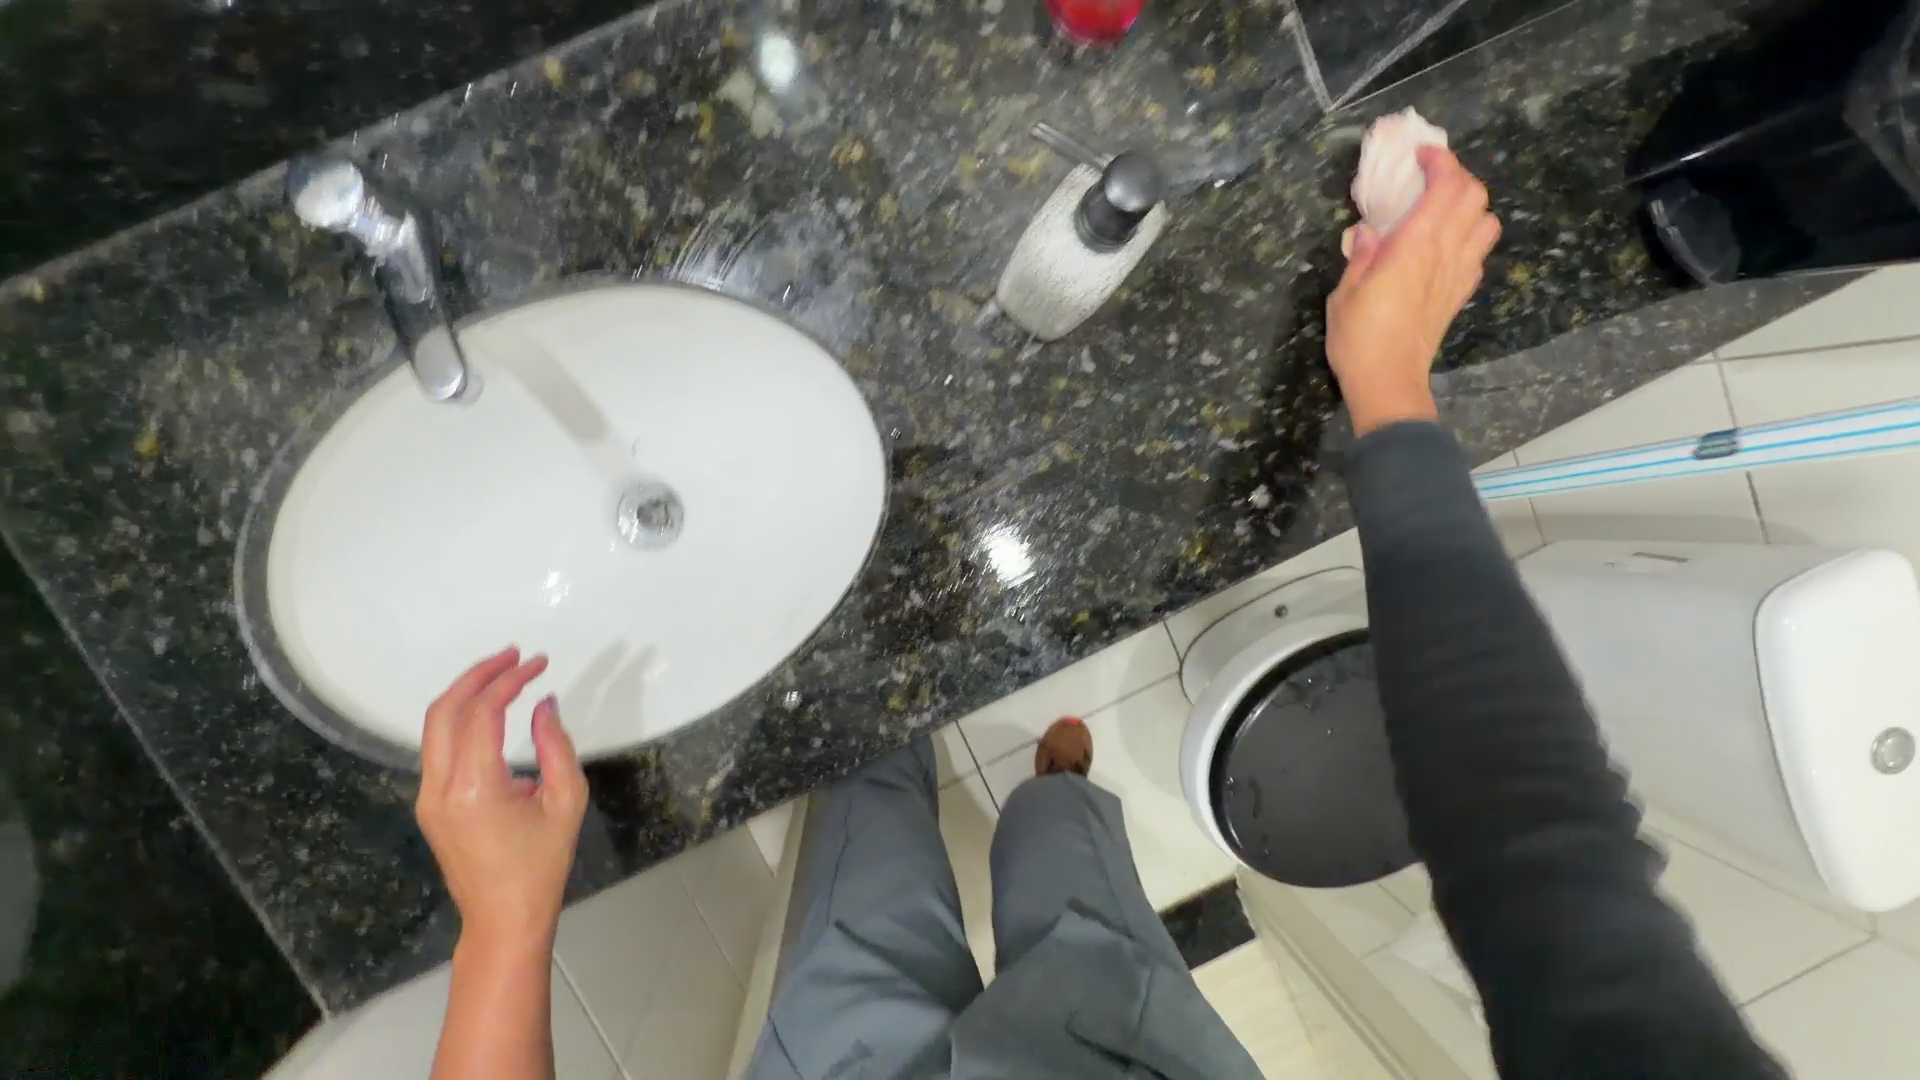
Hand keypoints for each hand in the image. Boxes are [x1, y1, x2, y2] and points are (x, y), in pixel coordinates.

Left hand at [416, 647, 587, 949]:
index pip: (484, 714)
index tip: (539, 664)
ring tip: (503, 672)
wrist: (503, 917)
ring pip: (435, 726)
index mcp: (475, 787)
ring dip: (466, 692)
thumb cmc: (542, 863)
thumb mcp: (566, 801)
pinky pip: (439, 745)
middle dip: (478, 675)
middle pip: (445, 711)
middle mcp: (440, 787)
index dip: (511, 681)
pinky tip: (488, 707)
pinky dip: (461, 716)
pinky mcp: (430, 802)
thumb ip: (556, 747)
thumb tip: (544, 705)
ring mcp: (428, 796)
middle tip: (514, 655)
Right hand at [1326, 145, 1500, 435]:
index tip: (1420, 156)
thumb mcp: (1344, 295)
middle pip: (1475, 195)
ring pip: (1488, 220)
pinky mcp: (1461, 293)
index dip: (1439, 161)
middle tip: (1429, 181)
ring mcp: (1459, 273)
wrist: (1388, 381)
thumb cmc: (1358, 339)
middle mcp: (1445, 252)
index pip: (1445, 186)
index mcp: (1414, 246)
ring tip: (1444, 211)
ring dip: (1471, 206)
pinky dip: (1470, 237)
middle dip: (1457, 178)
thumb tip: (1366, 232)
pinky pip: (1480, 251)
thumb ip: (1360, 258)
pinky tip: (1446, 247)